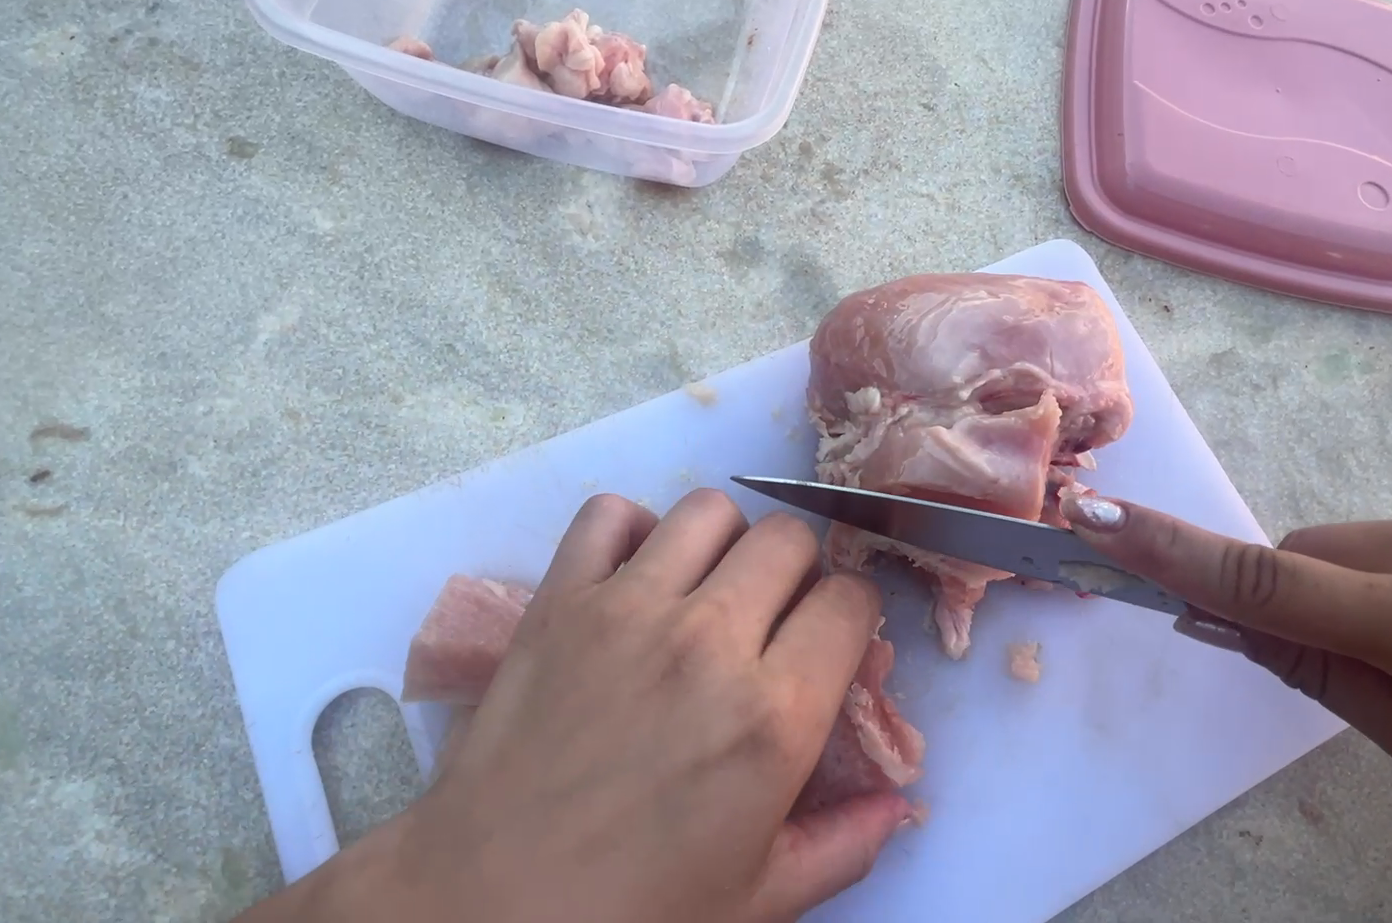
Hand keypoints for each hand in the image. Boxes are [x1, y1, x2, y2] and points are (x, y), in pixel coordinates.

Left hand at [241, 490, 910, 922]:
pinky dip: (629, 528)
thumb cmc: (633, 911)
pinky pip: (608, 513)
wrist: (488, 904)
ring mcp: (629, 607)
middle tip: (770, 613)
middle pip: (787, 538)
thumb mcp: (760, 899)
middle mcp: (710, 639)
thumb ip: (844, 844)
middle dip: (796, 569)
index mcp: (774, 716)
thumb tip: (903, 804)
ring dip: (722, 541)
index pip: (850, 599)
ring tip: (705, 586)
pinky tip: (633, 572)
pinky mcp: (561, 596)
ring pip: (708, 509)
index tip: (831, 635)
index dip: (851, 612)